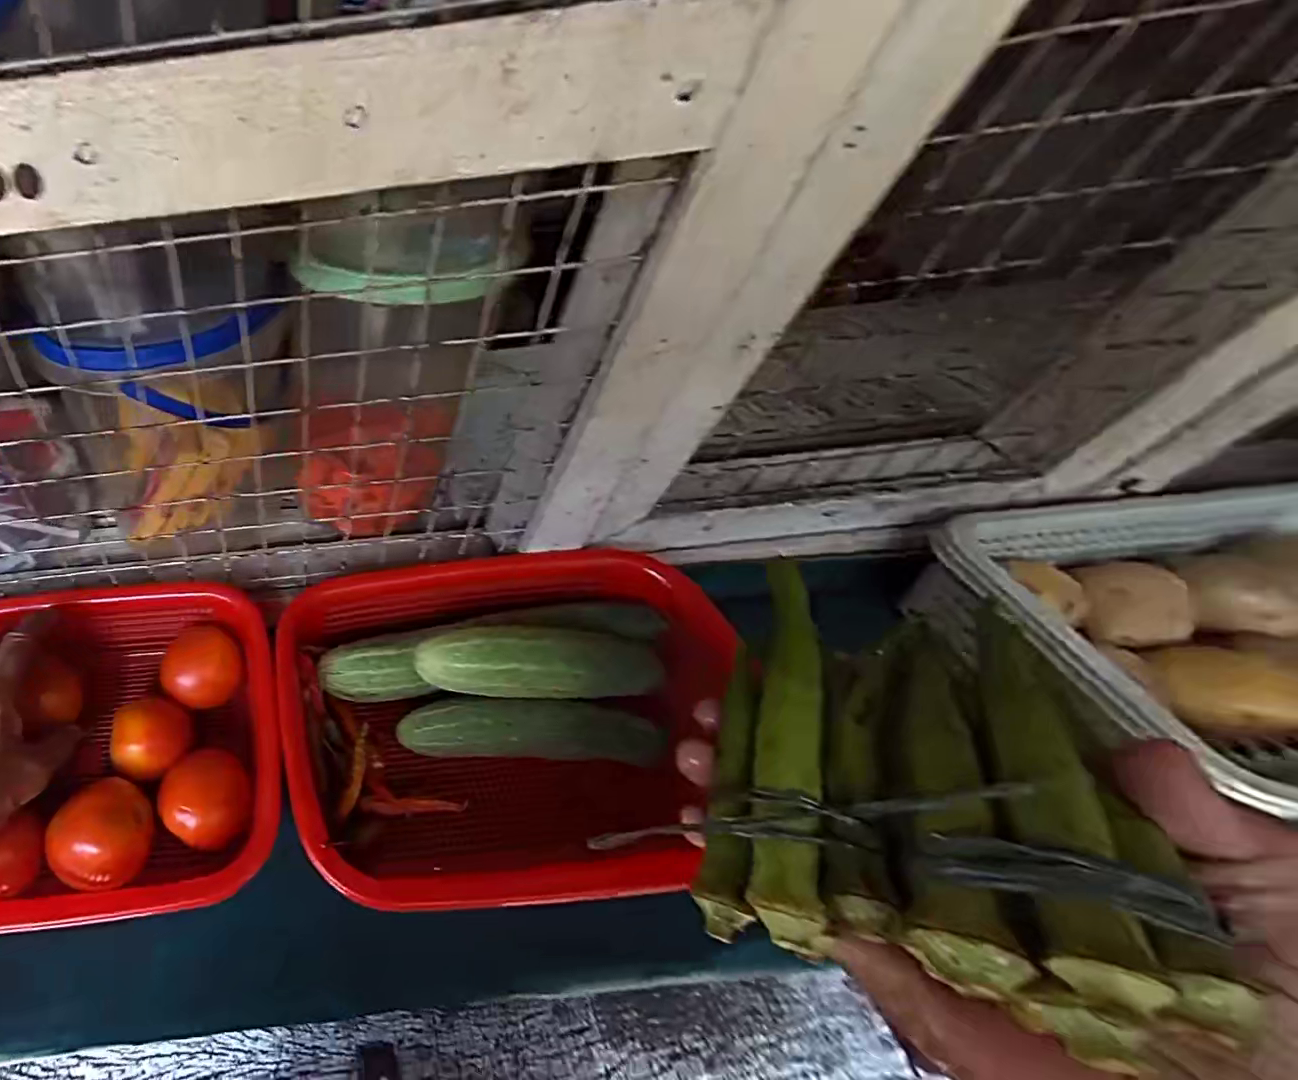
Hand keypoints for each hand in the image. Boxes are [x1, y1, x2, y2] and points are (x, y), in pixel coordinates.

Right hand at [677, 695, 1296, 1078]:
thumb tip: (1132, 749)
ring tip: (683, 758)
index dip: (830, 701)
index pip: (897, 742)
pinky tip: (693, 831)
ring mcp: (897, 904)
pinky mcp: (878, 965)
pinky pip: (799, 909)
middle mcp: (932, 849)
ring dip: (729, 793)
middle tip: (702, 710)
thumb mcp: (1265, 899)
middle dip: (753, 740)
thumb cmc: (1280, 1008)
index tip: (776, 669)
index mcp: (996, 816)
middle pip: (825, 781)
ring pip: (796, 834)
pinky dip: (737, 869)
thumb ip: (1199, 828)